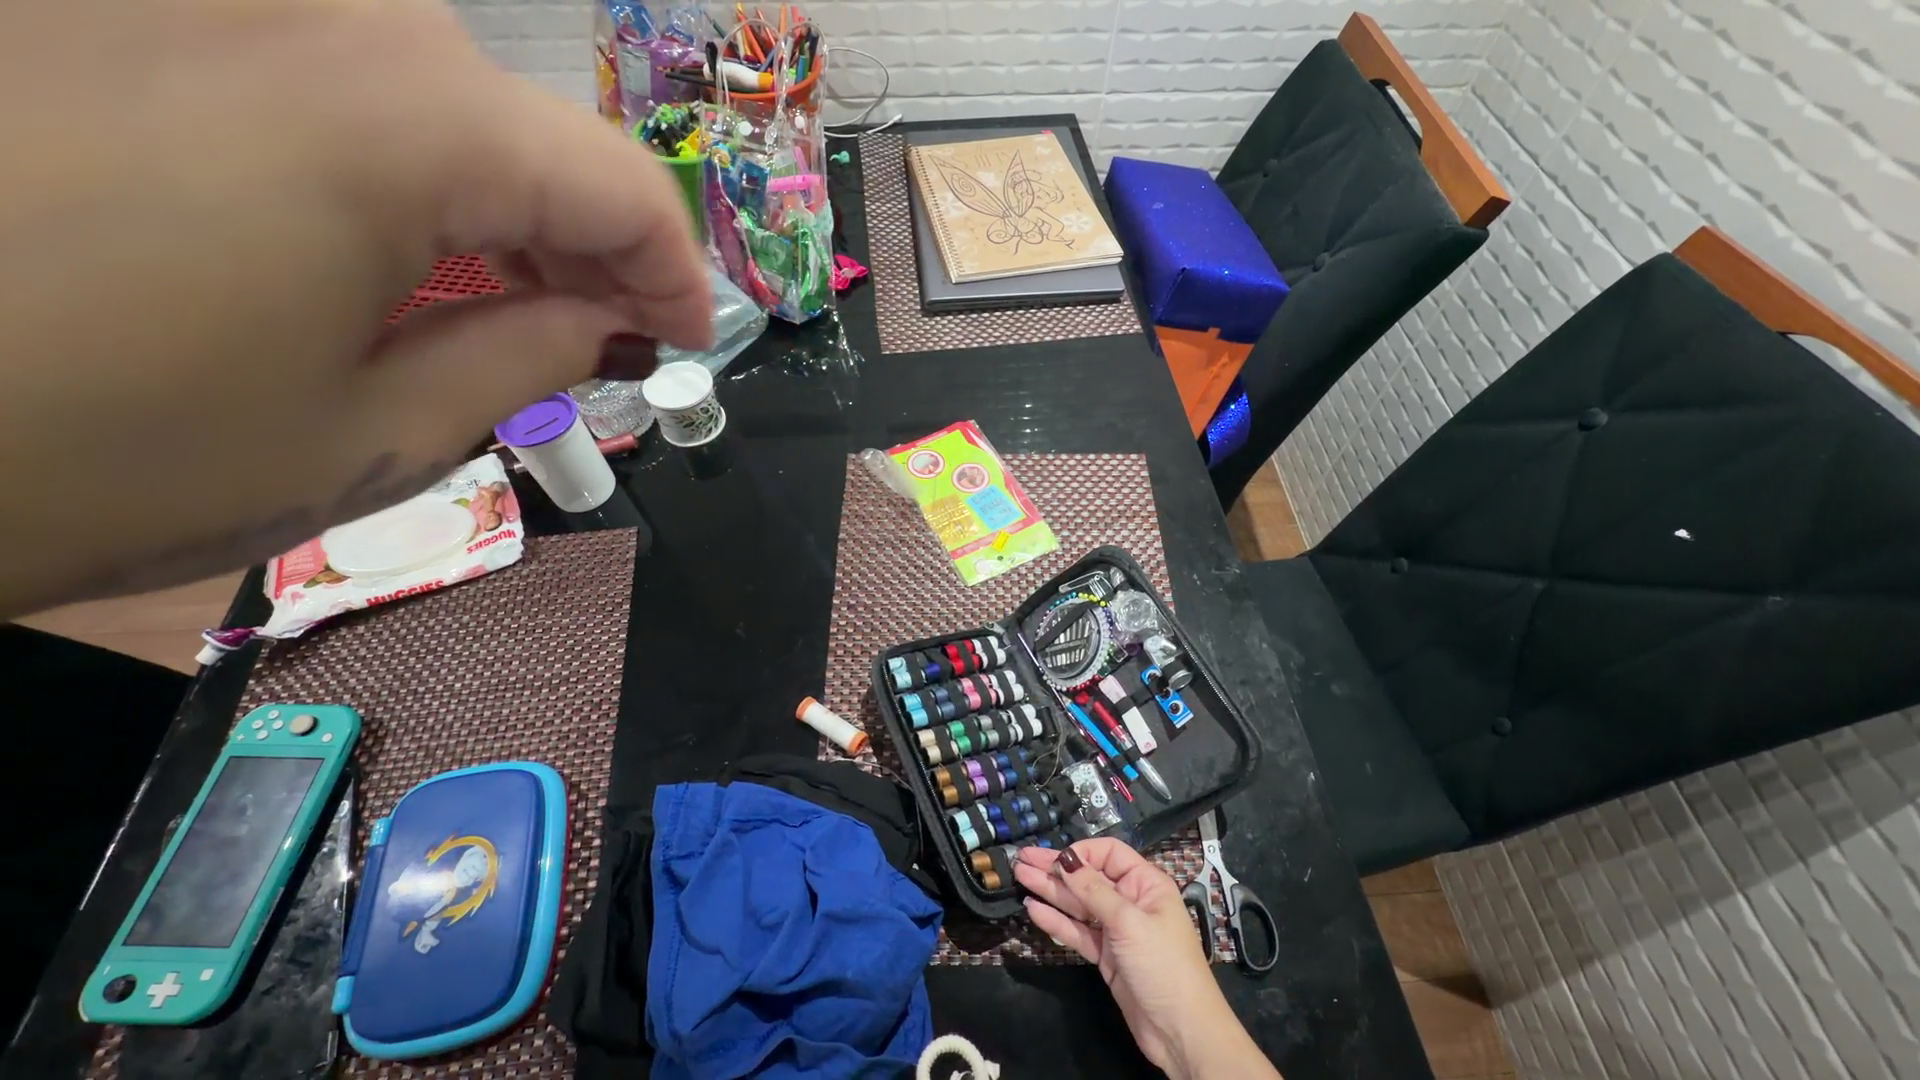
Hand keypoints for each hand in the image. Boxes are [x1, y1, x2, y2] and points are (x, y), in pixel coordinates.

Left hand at [0, 0, 711, 616]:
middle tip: (603, 338)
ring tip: (510, 302)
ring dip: (505, 207)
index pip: (623, 184)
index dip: (679, 276)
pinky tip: (397, 244)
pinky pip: (340, 78)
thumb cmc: (104, 448)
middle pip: (538, 132)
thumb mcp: (374, 431)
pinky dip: (404, 169)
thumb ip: (535, 359)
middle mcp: (327, 5)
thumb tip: (617, 324)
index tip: (684, 345)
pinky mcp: (141, 7)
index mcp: (404, 114)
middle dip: (593, 247)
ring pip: (448, 98)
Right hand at [1017, 840, 1279, 1079]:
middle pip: (1088, 877)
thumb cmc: (1163, 965)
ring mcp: (1116, 930)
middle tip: (1021, 859)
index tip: (1052, 858)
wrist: (1181, 1031)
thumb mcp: (1129, 923)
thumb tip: (1065, 858)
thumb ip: (1093, 890)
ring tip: (1020, 877)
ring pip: (1078, 904)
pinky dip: (1056, 921)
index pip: (1109, 854)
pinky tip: (1033, 909)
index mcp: (1146, 884)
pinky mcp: (1106, 955)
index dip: (1081, 853)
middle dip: (1056, 868)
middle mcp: (1130, 901)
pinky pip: (1077, 931)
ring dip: (1050, 891)